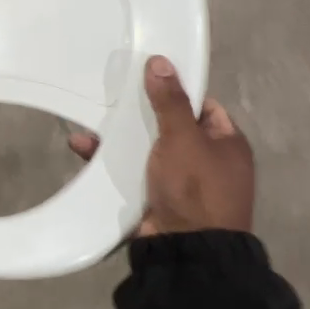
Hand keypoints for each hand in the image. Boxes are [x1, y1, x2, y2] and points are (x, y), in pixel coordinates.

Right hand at [68, 55, 254, 235]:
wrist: (187, 247)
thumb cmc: (195, 187)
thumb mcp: (183, 138)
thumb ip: (171, 101)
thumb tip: (161, 61)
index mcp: (226, 145)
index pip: (203, 106)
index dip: (176, 92)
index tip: (145, 81)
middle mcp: (207, 161)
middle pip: (169, 126)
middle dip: (138, 114)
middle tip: (111, 96)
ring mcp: (180, 180)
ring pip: (145, 147)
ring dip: (117, 136)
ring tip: (89, 120)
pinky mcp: (154, 195)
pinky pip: (129, 169)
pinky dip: (108, 159)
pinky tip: (82, 146)